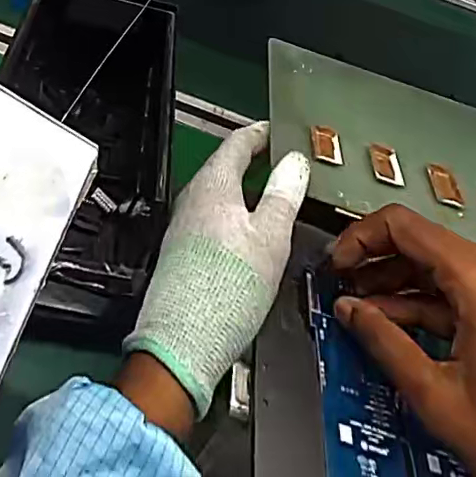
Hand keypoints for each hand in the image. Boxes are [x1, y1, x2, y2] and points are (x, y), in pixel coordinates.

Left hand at [122, 122, 308, 431]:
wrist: (181, 345)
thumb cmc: (228, 287)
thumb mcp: (271, 237)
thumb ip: (284, 194)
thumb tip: (294, 162)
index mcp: (214, 183)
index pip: (238, 141)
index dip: (263, 132)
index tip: (280, 131)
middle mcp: (193, 197)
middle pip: (227, 164)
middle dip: (257, 159)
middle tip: (285, 161)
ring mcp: (184, 223)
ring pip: (220, 191)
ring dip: (247, 187)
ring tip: (275, 194)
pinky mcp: (182, 250)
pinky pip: (213, 215)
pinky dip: (236, 210)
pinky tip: (251, 231)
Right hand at [330, 205, 475, 476]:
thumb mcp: (438, 393)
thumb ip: (385, 343)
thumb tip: (351, 312)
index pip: (401, 224)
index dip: (360, 237)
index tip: (337, 263)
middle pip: (417, 241)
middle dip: (374, 261)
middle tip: (343, 286)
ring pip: (435, 266)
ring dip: (395, 283)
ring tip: (362, 310)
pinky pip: (455, 290)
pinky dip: (422, 302)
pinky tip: (397, 327)